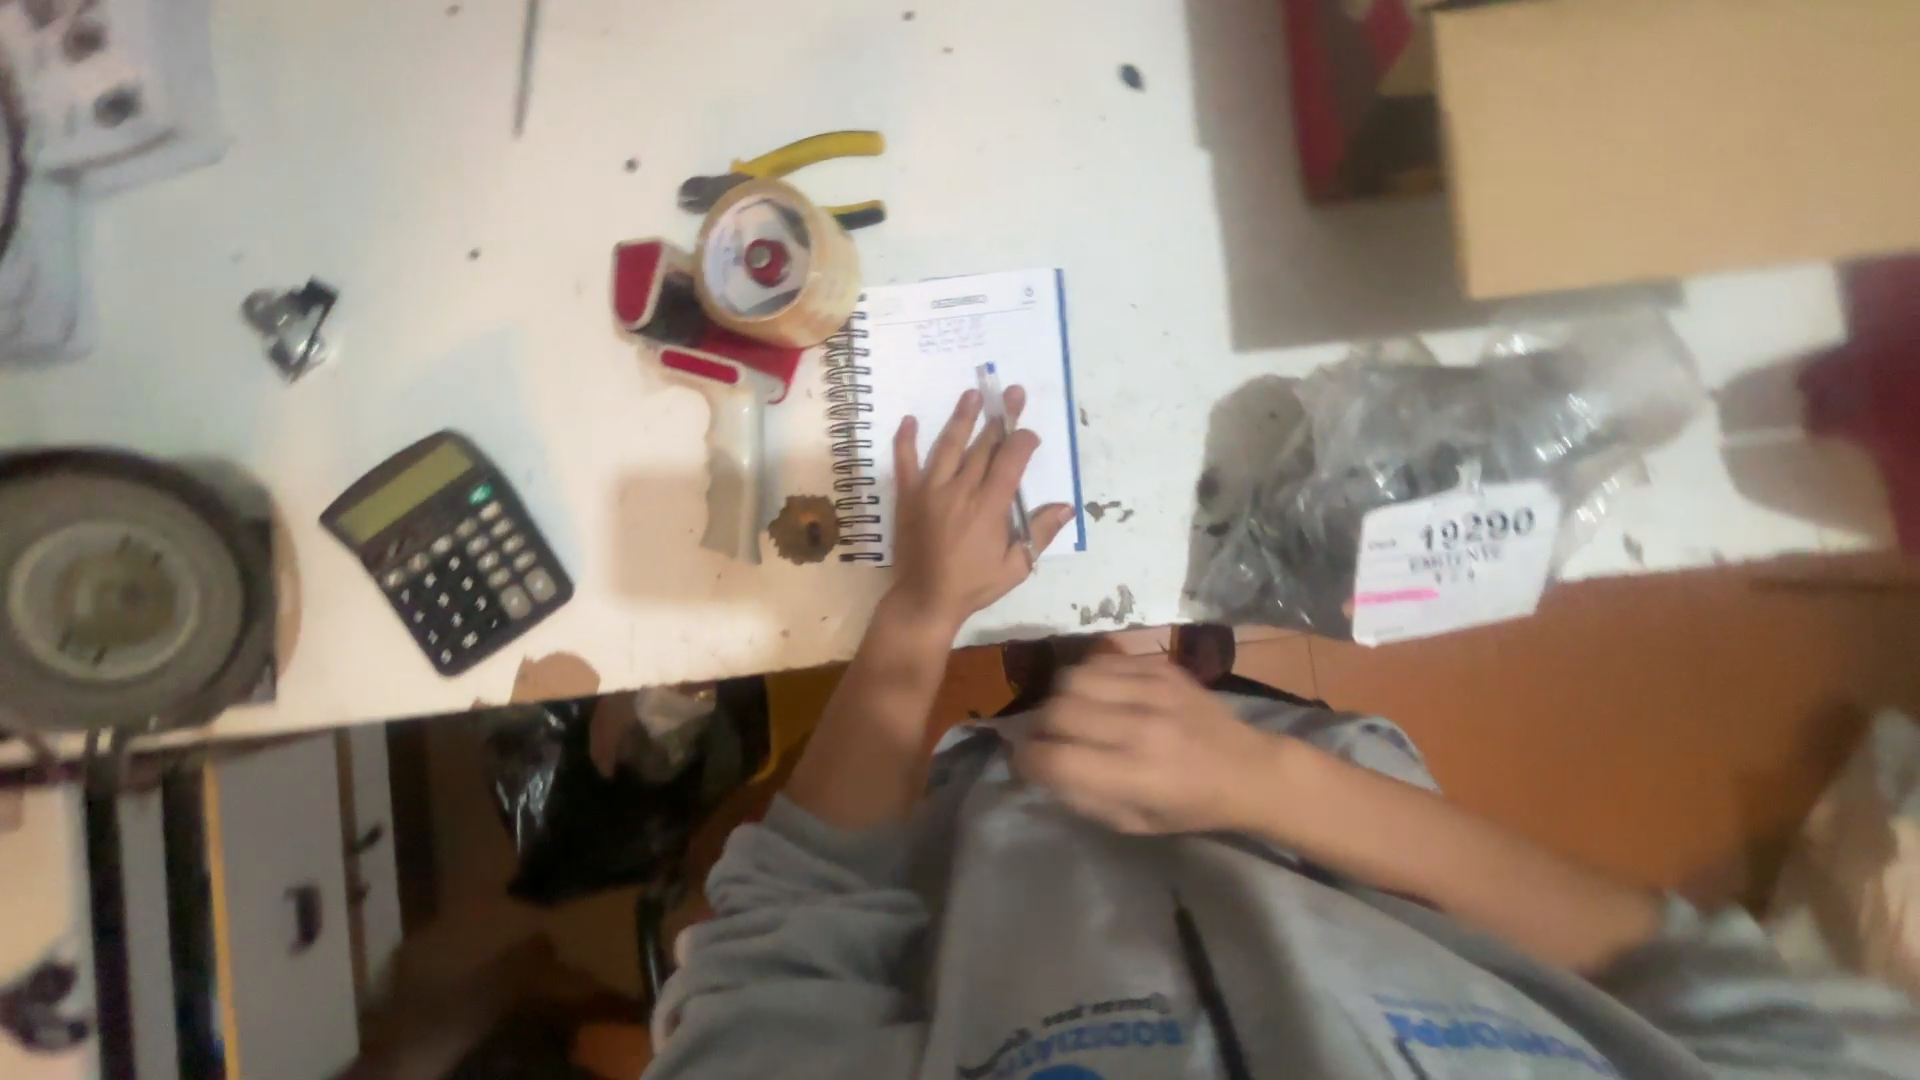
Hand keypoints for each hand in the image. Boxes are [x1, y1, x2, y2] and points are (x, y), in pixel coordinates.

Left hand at [889, 387, 1074, 631]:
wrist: (924, 599)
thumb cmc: (973, 585)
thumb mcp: (1015, 566)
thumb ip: (1040, 533)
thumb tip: (1066, 507)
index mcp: (989, 506)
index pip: (1010, 461)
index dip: (1023, 442)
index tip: (1031, 435)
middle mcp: (960, 490)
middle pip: (984, 446)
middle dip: (1001, 418)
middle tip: (1011, 392)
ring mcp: (931, 490)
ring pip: (948, 446)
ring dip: (962, 418)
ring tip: (972, 394)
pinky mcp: (908, 496)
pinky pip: (905, 462)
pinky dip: (906, 440)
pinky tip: (910, 419)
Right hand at [1012, 653, 1290, 834]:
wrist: (1248, 768)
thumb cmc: (1189, 807)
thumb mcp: (1131, 822)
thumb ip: (1080, 794)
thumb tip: (1036, 766)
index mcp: (1136, 775)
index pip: (1055, 759)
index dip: (1026, 761)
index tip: (1025, 763)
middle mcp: (1140, 727)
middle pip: (1056, 712)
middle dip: (1039, 729)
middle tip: (1046, 739)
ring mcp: (1152, 690)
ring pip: (1072, 678)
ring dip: (1059, 698)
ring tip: (1070, 713)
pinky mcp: (1160, 667)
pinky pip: (1101, 660)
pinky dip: (1088, 678)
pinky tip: (1097, 694)